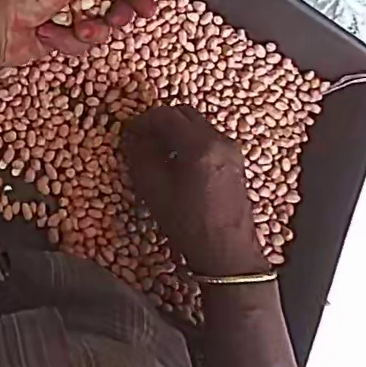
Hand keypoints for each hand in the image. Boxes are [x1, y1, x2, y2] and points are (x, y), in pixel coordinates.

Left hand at [0, 0, 156, 66]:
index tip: (147, 8)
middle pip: (114, 3)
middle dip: (115, 15)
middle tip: (114, 20)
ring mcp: (66, 12)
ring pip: (100, 27)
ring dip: (89, 30)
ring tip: (75, 29)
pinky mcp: (58, 36)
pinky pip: (79, 43)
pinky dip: (67, 41)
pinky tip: (48, 34)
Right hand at [121, 105, 267, 275]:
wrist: (228, 252)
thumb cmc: (189, 226)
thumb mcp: (155, 192)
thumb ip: (142, 157)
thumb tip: (134, 138)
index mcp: (199, 146)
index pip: (166, 116)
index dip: (143, 121)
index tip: (129, 132)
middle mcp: (219, 140)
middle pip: (184, 113)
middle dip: (161, 121)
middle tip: (142, 139)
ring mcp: (231, 150)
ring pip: (197, 124)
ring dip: (176, 131)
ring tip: (158, 153)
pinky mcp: (235, 161)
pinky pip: (208, 138)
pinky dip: (190, 141)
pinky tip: (178, 164)